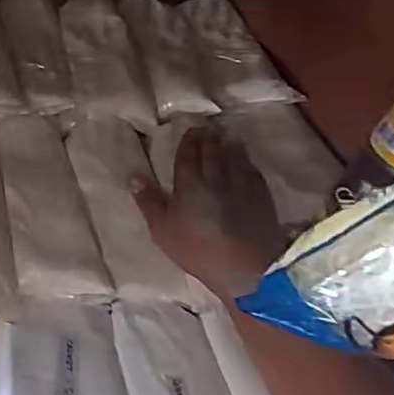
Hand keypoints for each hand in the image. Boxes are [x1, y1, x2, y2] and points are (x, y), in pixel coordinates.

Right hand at [133, 122, 289, 302]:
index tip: (192, 129)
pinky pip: (252, 171)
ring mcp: (241, 186)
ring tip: (227, 135)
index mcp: (189, 184)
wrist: (246, 267)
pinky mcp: (261, 197)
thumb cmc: (196, 250)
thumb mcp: (162, 229)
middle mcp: (216, 178)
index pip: (189, 156)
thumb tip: (133, 175)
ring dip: (230, 144)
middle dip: (209, 138)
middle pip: (212, 152)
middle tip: (208, 127)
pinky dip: (247, 161)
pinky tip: (246, 160)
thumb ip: (148, 201)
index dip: (189, 141)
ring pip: (235, 158)